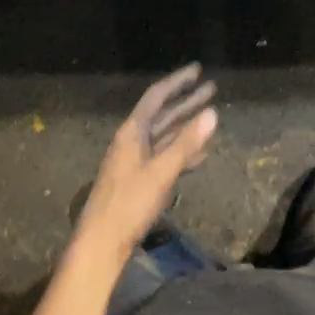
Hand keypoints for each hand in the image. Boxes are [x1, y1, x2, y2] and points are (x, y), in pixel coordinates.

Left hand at [74, 63, 219, 260]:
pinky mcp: (139, 181)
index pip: (157, 96)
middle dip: (187, 102)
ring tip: (211, 117)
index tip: (197, 69)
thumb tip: (212, 112)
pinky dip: (182, 153)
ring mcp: (135, 161)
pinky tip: (200, 156)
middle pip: (163, 114)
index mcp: (132, 132)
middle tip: (212, 88)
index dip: (177, 81)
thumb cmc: (129, 204)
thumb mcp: (161, 172)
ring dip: (186, 126)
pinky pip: (164, 158)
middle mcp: (132, 141)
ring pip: (165, 136)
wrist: (101, 244)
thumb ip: (186, 143)